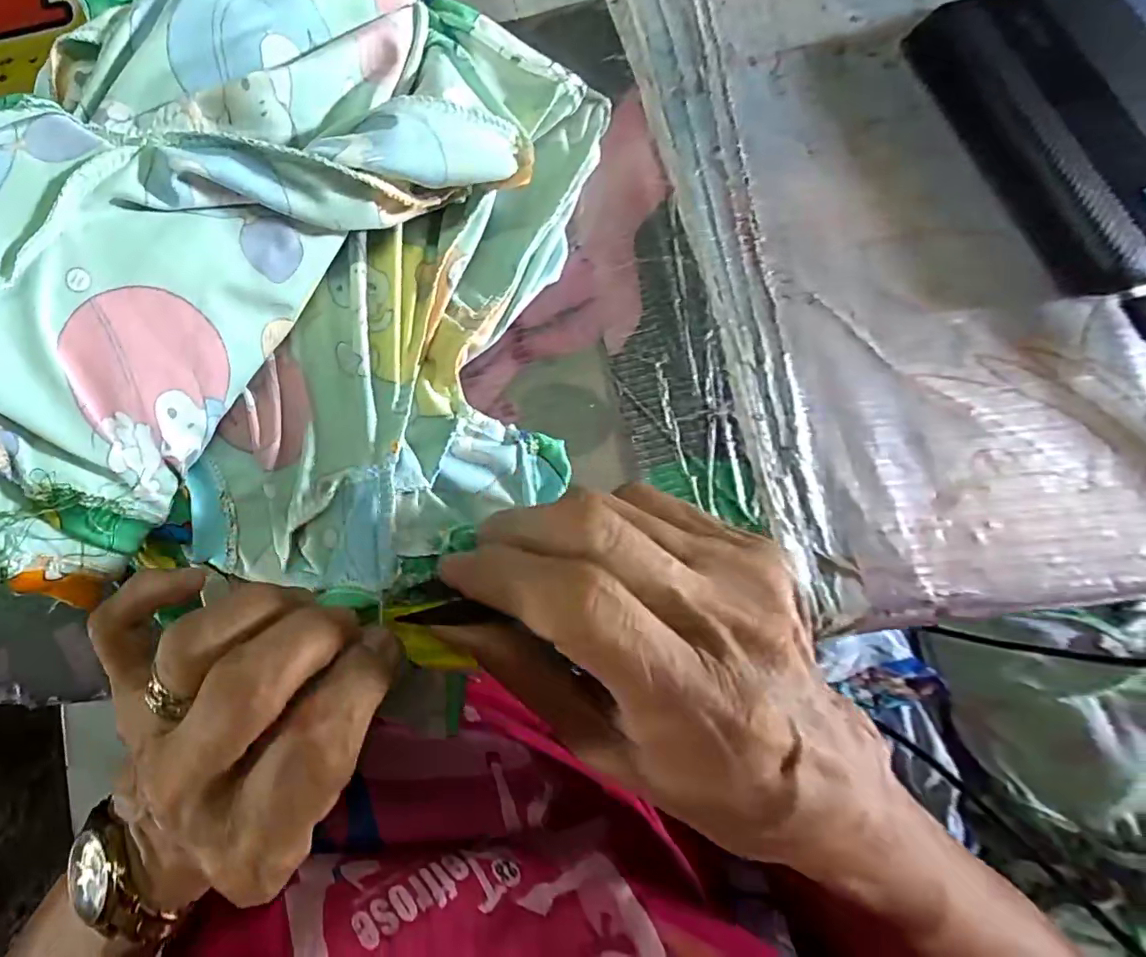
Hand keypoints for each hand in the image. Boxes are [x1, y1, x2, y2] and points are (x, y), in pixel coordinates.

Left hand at [87, 570, 402, 908]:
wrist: (163, 835)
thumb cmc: (251, 826)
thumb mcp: (307, 823)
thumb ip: (334, 744)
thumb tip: (370, 647)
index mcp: (246, 840)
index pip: (310, 752)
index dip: (357, 685)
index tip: (383, 644)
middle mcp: (183, 782)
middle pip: (243, 687)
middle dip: (309, 637)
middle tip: (343, 619)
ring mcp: (141, 728)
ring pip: (187, 646)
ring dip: (255, 607)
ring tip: (297, 601)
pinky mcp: (116, 690)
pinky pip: (114, 626)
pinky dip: (150, 588)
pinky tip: (200, 578)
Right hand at [430, 485, 901, 875]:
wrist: (828, 778)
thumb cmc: (702, 781)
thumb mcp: (598, 749)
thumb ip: (522, 674)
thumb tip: (451, 619)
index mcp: (684, 689)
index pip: (576, 598)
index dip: (500, 573)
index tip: (451, 573)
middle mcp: (720, 617)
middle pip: (589, 529)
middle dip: (511, 532)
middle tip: (480, 554)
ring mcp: (744, 570)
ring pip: (609, 504)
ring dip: (544, 519)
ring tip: (526, 550)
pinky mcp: (753, 546)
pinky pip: (644, 500)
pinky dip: (594, 513)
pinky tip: (591, 547)